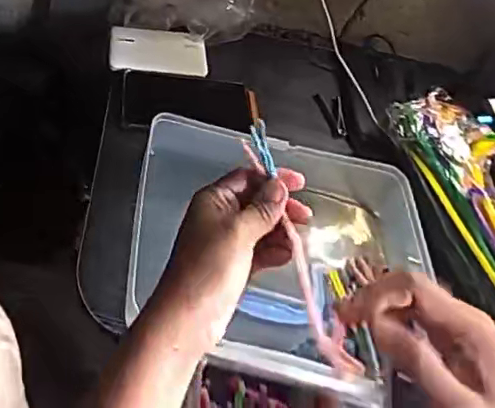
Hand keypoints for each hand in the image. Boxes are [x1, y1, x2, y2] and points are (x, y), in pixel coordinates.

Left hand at [144, 166, 309, 351]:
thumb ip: (261, 209)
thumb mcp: (238, 232)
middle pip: (255, 201)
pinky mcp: (234, 265)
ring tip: (301, 238)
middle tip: (306, 216)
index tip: (299, 182)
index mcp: (214, 199)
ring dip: (280, 230)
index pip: (246, 177)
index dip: (273, 177)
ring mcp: (227, 241)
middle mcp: (220, 215)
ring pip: (259, 227)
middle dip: (280, 206)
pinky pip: (258, 250)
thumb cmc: (210, 267)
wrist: (189, 317)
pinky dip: (273, 250)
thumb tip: (279, 186)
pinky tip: (289, 255)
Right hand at [334, 272, 494, 407]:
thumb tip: (376, 324)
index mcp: (469, 325)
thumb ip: (420, 364)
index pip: (413, 286)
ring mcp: (461, 328)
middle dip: (373, 296)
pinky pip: (416, 317)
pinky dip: (391, 319)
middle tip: (343, 316)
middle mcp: (464, 316)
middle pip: (410, 286)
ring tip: (352, 321)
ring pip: (410, 299)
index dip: (378, 294)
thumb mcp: (459, 405)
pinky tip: (377, 332)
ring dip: (379, 305)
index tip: (352, 315)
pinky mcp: (455, 342)